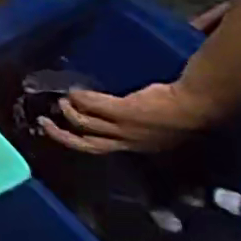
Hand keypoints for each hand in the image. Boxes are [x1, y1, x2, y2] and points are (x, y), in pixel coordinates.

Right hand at [41, 82, 222, 154]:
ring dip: (69, 110)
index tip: (58, 129)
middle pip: (87, 143)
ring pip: (83, 122)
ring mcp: (125, 128)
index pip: (99, 148)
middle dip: (62, 134)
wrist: (195, 107)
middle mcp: (128, 142)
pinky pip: (90, 104)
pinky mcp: (122, 112)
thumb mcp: (153, 126)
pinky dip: (78, 97)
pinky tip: (75, 91)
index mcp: (136, 146)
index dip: (75, 140)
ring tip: (64, 99)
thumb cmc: (178, 114)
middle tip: (44, 121)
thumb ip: (130, 123)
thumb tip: (104, 114)